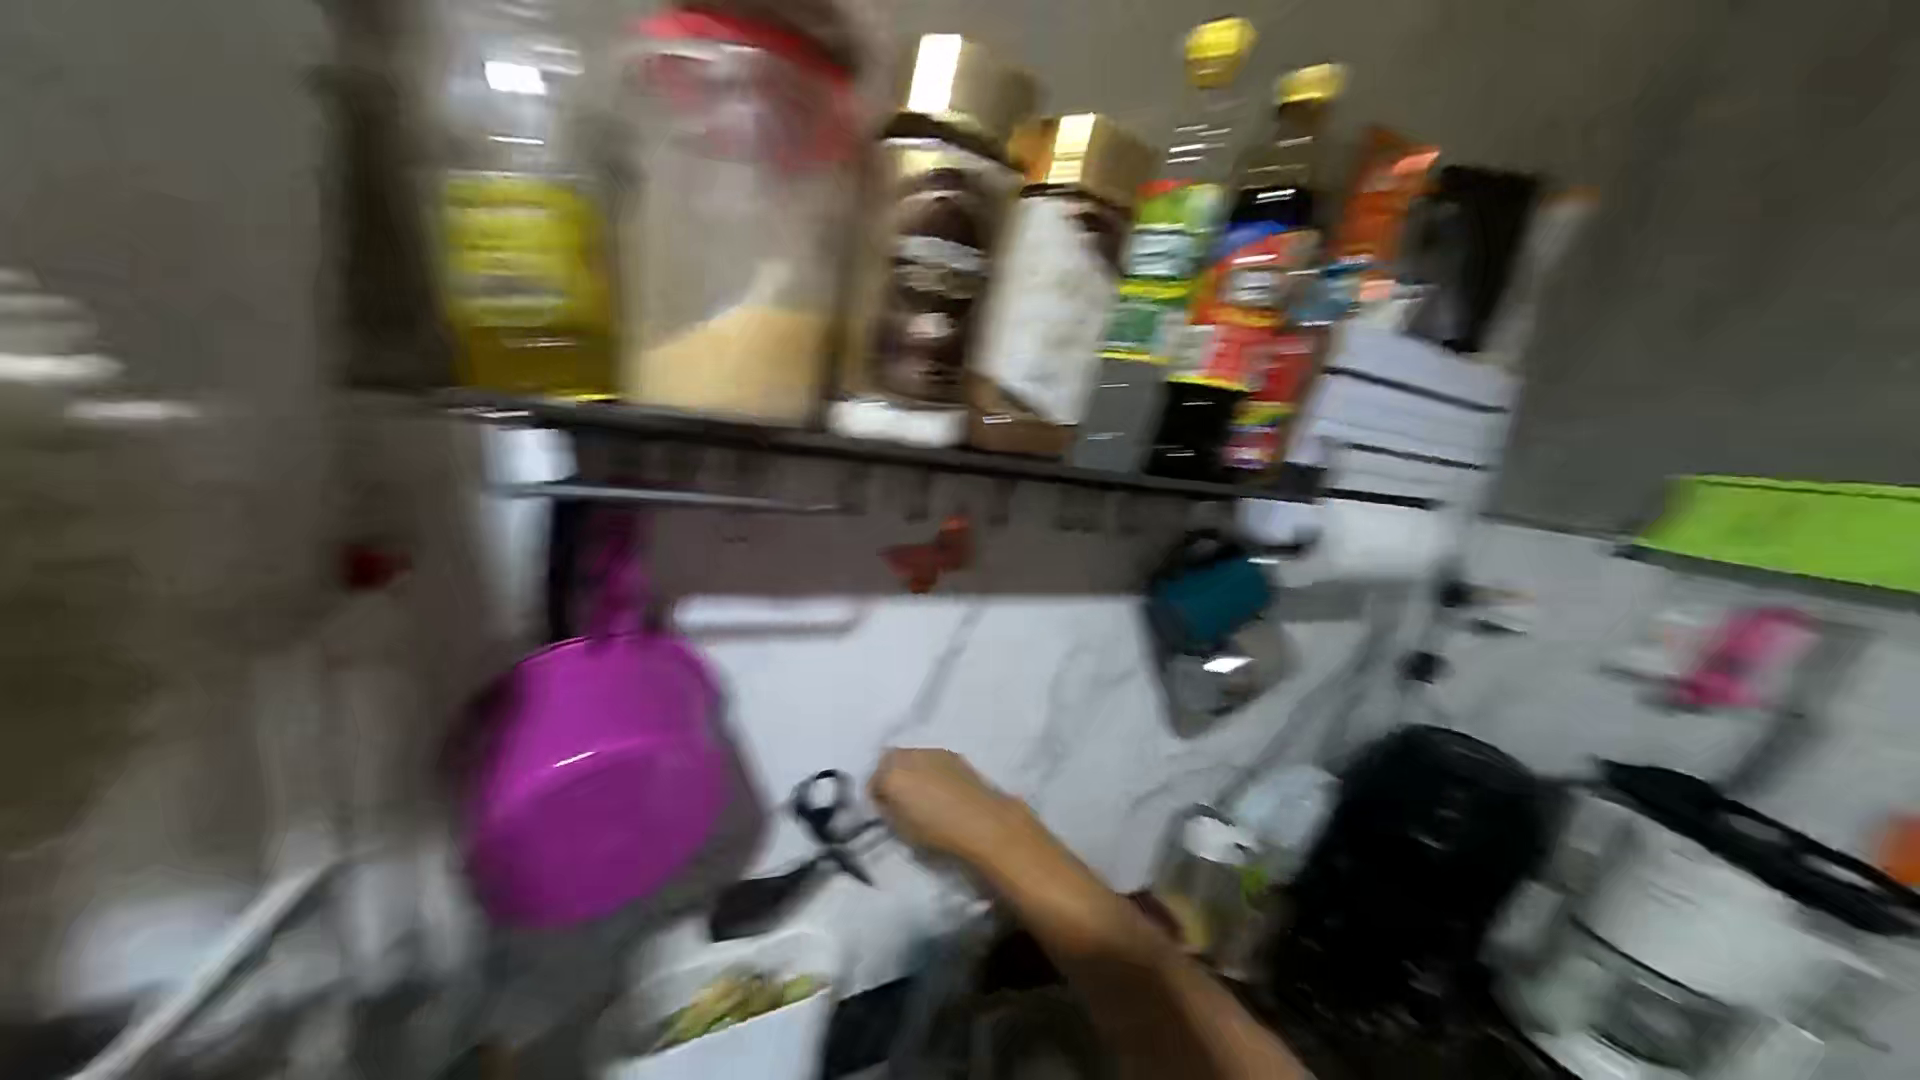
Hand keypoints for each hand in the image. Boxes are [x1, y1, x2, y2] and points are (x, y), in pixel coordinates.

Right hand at [869, 748, 1028, 862]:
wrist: (983, 820)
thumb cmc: (938, 831)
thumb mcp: (901, 830)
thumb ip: (888, 810)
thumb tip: (887, 802)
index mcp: (891, 774)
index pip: (872, 783)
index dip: (876, 798)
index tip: (884, 811)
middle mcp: (908, 755)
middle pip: (889, 762)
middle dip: (890, 777)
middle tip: (899, 799)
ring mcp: (931, 751)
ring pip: (910, 757)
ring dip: (910, 771)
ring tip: (922, 792)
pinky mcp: (951, 753)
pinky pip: (930, 759)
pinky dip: (929, 769)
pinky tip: (940, 787)